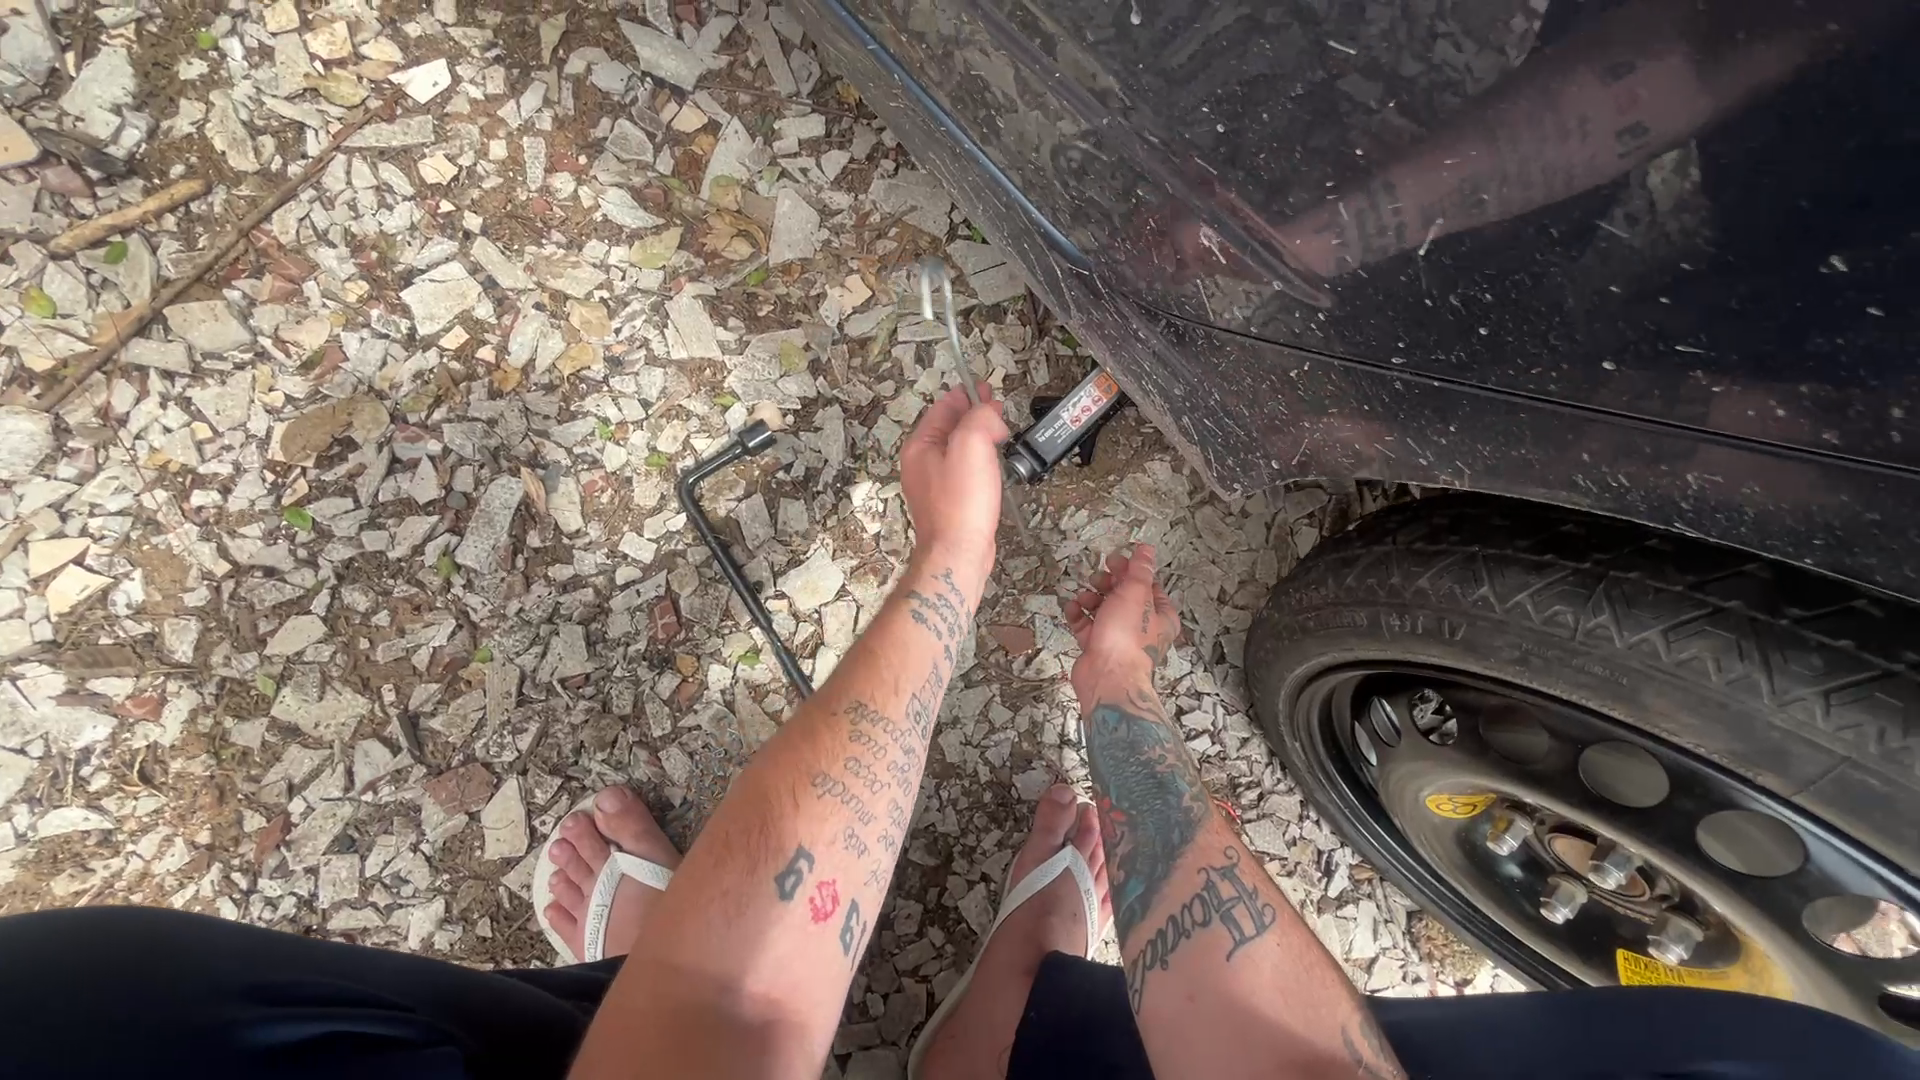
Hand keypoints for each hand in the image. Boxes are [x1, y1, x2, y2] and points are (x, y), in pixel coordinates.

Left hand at [899, 382, 1009, 579]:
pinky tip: (993, 465)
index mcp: (920, 446)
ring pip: (956, 450)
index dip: (966, 395)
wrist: (958, 553)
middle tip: (994, 409)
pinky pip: (963, 471)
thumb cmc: (960, 506)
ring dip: (978, 438)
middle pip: (948, 427)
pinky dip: (979, 461)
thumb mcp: (971, 446)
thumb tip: (988, 413)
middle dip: (973, 414)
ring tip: (998, 433)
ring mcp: (934, 485)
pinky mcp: (949, 502)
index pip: (942, 407)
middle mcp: (922, 464)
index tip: (984, 389)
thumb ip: (979, 419)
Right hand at [1064, 544, 1179, 704]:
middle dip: (1108, 584)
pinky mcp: (1098, 647)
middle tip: (1099, 578)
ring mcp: (1118, 638)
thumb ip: (1140, 569)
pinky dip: (1078, 615)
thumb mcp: (1136, 593)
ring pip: (1104, 610)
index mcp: (1160, 616)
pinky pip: (1086, 626)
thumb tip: (1146, 550)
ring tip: (1085, 596)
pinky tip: (1073, 608)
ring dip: (1091, 598)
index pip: (1148, 586)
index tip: (1116, 560)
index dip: (1132, 571)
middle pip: (1124, 597)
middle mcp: (1142, 628)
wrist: (1107, 675)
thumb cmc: (1127, 638)